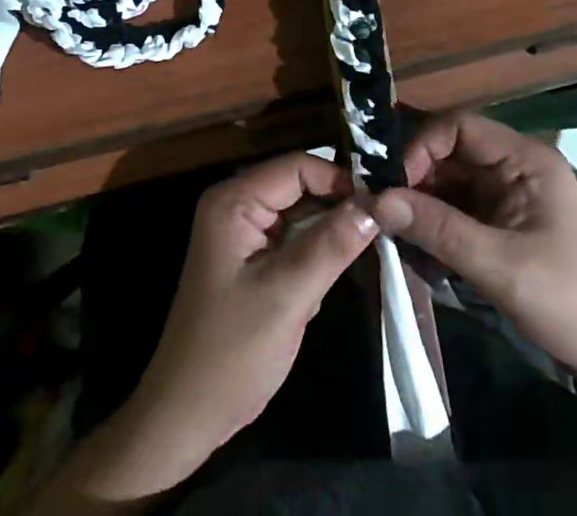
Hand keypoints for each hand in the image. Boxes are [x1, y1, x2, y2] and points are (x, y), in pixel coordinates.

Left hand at [50, 154, 377, 508]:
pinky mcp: (253, 260)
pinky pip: (295, 239)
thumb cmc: (232, 351)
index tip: (385, 204)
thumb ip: (332, 244)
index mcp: (234, 202)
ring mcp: (244, 234)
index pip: (298, 166)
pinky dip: (319, 253)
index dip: (341, 179)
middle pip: (300, 186)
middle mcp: (236, 207)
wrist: (188, 411)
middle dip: (341, 205)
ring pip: (302, 214)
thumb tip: (378, 203)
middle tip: (388, 225)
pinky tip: (337, 276)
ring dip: (333, 232)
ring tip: (374, 248)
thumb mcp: (288, 295)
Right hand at [369, 111, 576, 441]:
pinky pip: (452, 208)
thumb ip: (436, 228)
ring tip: (390, 230)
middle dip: (413, 178)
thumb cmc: (566, 302)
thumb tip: (375, 201)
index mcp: (526, 161)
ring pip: (446, 182)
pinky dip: (429, 223)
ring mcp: (506, 195)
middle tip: (380, 210)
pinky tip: (411, 245)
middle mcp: (514, 167)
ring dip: (417, 203)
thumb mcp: (497, 264)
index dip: (421, 147)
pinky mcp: (498, 221)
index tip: (393, 185)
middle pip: (448, 153)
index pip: (460, 127)